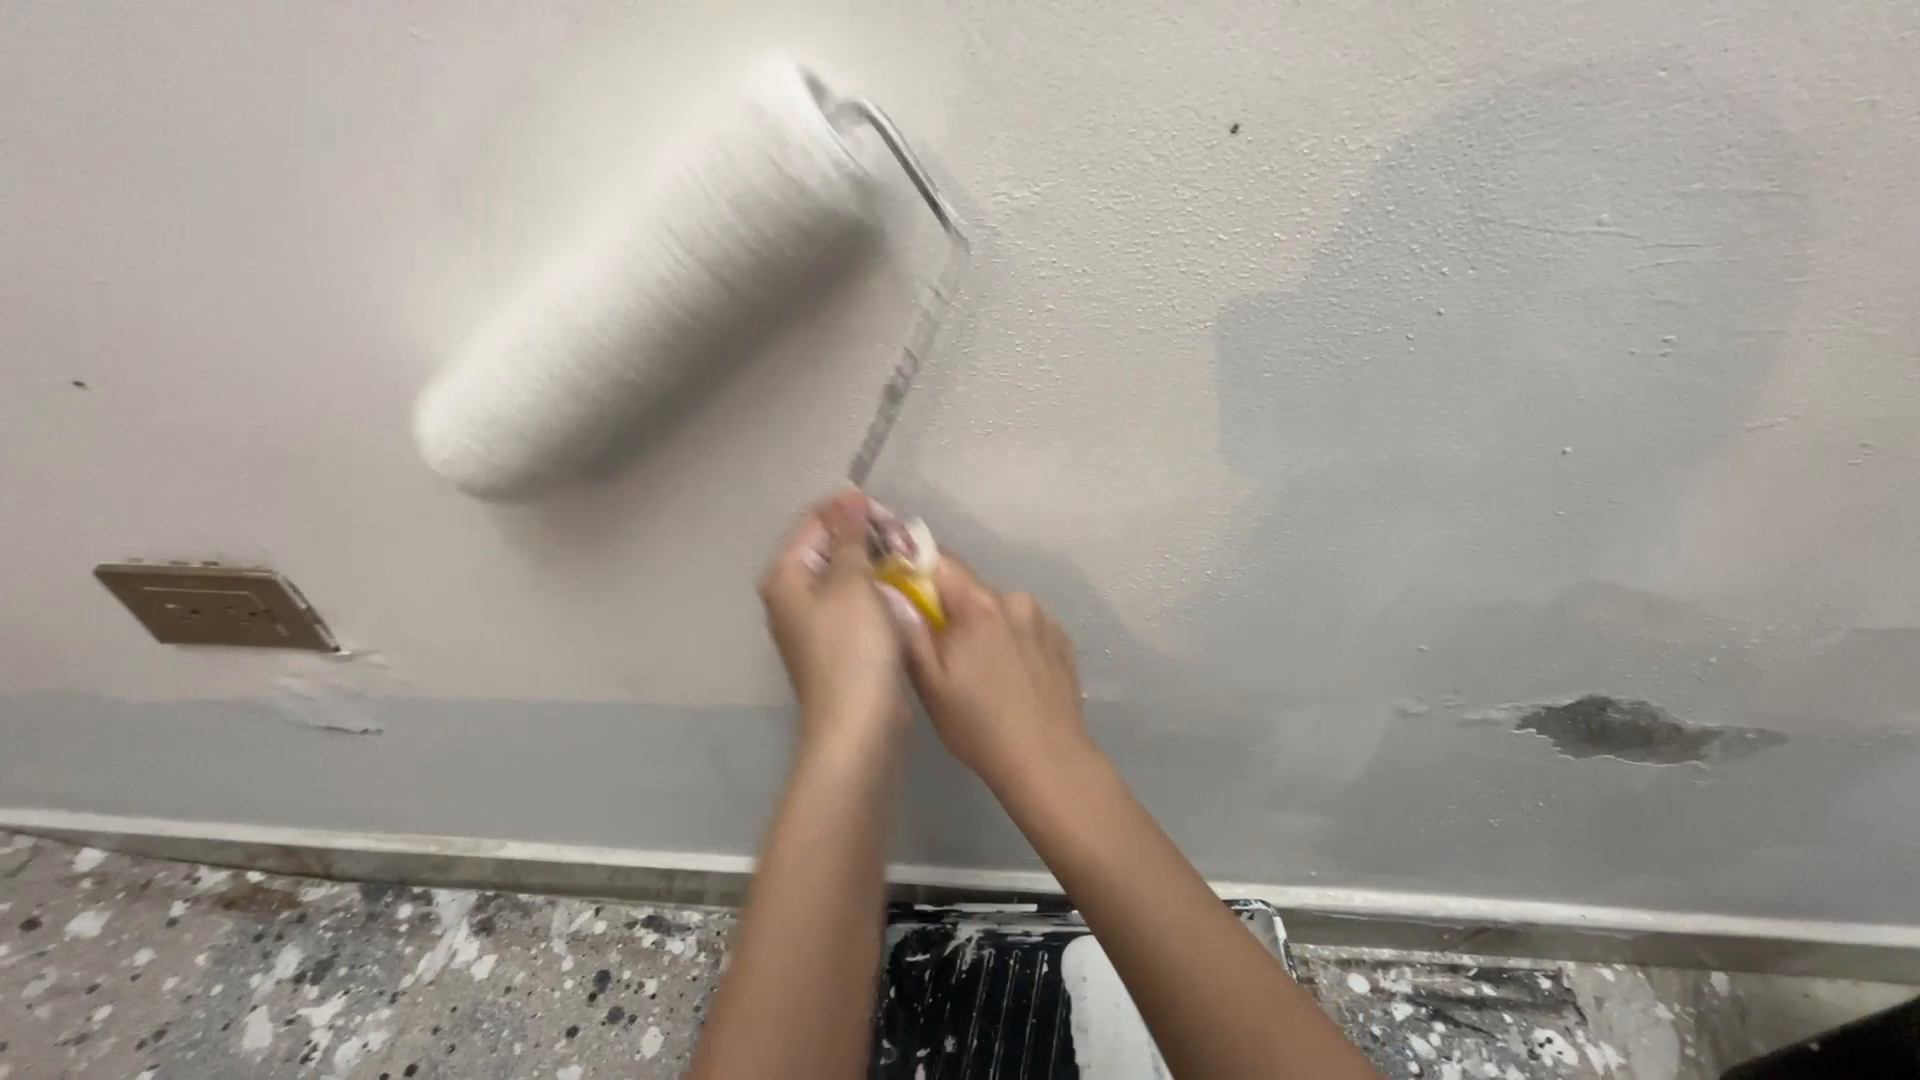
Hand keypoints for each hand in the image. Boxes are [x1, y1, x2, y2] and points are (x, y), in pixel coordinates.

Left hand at [758, 491, 905, 739]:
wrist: (858, 725)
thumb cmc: (853, 649)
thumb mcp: (853, 583)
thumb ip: (850, 538)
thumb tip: (847, 499)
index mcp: (786, 574)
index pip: (816, 520)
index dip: (854, 511)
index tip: (894, 520)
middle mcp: (791, 595)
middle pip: (829, 546)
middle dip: (869, 537)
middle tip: (907, 545)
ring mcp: (813, 621)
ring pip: (846, 575)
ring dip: (878, 565)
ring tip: (910, 565)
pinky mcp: (836, 643)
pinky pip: (855, 602)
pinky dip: (878, 592)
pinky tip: (903, 594)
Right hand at [900, 555, 1091, 782]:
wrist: (1048, 761)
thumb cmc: (979, 726)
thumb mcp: (930, 684)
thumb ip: (909, 632)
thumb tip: (891, 593)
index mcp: (979, 605)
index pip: (941, 562)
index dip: (918, 573)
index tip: (905, 597)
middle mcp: (1015, 600)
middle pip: (970, 589)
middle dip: (952, 611)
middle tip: (944, 654)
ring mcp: (1043, 620)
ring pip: (999, 610)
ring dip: (985, 628)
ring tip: (982, 673)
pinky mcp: (1062, 640)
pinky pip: (1025, 628)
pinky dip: (1012, 642)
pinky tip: (1011, 679)